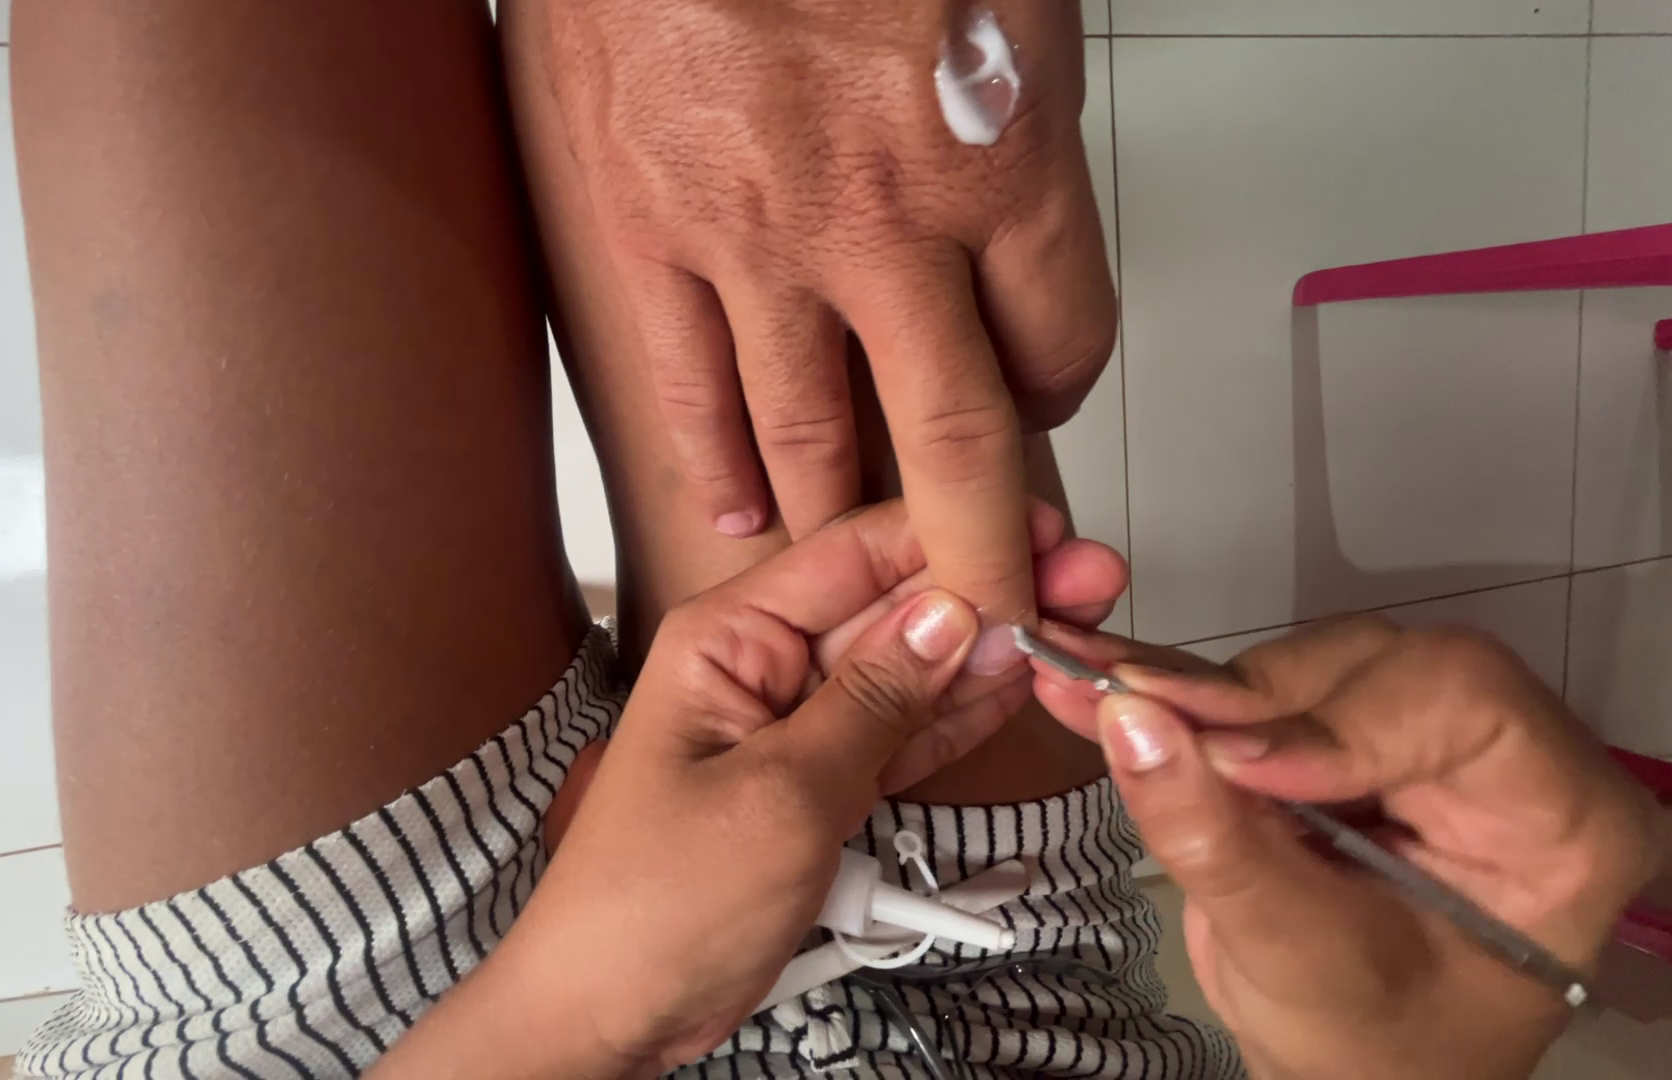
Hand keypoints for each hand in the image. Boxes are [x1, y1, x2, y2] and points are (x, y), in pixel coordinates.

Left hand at [375, 499, 1049, 1076]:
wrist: (613, 1006)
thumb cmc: (664, 897)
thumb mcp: (779, 792)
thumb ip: (870, 701)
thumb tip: (949, 613)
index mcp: (729, 633)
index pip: (848, 556)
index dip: (944, 534)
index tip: (1036, 525)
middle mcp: (764, 659)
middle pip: (887, 608)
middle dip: (984, 590)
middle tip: (1087, 574)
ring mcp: (797, 718)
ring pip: (903, 669)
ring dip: (984, 650)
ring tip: (1075, 621)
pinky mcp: (820, 773)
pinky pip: (895, 731)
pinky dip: (952, 715)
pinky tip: (1016, 683)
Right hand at [513, 0, 1116, 627]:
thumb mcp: (1004, 0)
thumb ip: (1019, 144)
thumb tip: (1003, 266)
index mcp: (992, 155)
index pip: (1058, 341)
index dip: (1057, 401)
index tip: (1040, 422)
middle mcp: (878, 225)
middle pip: (952, 434)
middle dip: (979, 544)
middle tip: (995, 613)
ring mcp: (752, 246)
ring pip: (812, 432)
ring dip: (842, 516)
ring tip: (857, 570)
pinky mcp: (650, 241)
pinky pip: (697, 390)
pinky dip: (724, 466)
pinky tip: (744, 513)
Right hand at [1035, 619, 1665, 1079]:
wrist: (1332, 1056)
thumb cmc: (1364, 1037)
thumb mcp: (1294, 950)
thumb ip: (1210, 838)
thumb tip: (1127, 717)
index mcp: (1545, 809)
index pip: (1456, 699)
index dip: (1337, 717)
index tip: (1232, 764)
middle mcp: (1471, 748)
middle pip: (1354, 663)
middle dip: (1235, 695)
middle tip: (1130, 706)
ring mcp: (1377, 729)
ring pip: (1273, 664)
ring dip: (1168, 679)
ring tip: (1074, 677)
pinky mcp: (1298, 728)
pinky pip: (1219, 687)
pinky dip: (1142, 684)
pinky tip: (1075, 675)